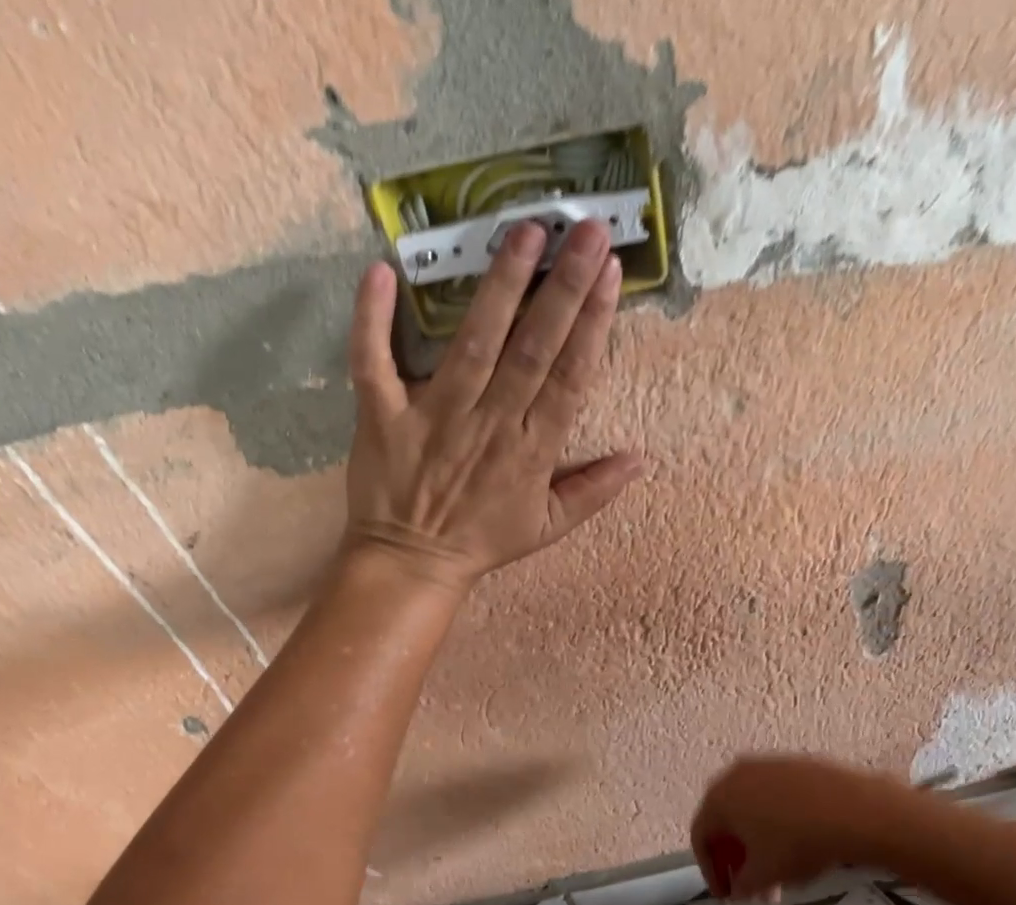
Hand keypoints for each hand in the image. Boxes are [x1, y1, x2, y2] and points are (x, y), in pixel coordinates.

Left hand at [342, 221, 643, 593]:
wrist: (409, 564)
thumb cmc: (482, 540)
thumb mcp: (549, 526)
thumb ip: (595, 489)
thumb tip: (642, 458)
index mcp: (532, 449)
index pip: (570, 376)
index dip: (592, 322)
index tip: (610, 272)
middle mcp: (489, 424)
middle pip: (532, 349)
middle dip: (562, 288)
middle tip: (585, 230)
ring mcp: (433, 416)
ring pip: (472, 345)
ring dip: (498, 288)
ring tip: (523, 234)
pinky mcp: (383, 416)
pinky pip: (374, 364)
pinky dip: (372, 321)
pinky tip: (381, 273)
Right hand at [690, 756, 910, 899]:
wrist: (851, 810)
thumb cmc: (799, 841)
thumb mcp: (763, 876)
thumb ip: (741, 886)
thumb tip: (738, 888)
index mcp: (719, 797)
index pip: (701, 837)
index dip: (710, 871)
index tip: (725, 893)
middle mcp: (737, 774)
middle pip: (726, 820)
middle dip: (737, 857)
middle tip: (750, 886)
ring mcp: (768, 765)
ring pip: (752, 808)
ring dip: (758, 840)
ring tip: (778, 872)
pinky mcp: (795, 764)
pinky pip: (774, 796)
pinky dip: (777, 821)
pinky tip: (797, 844)